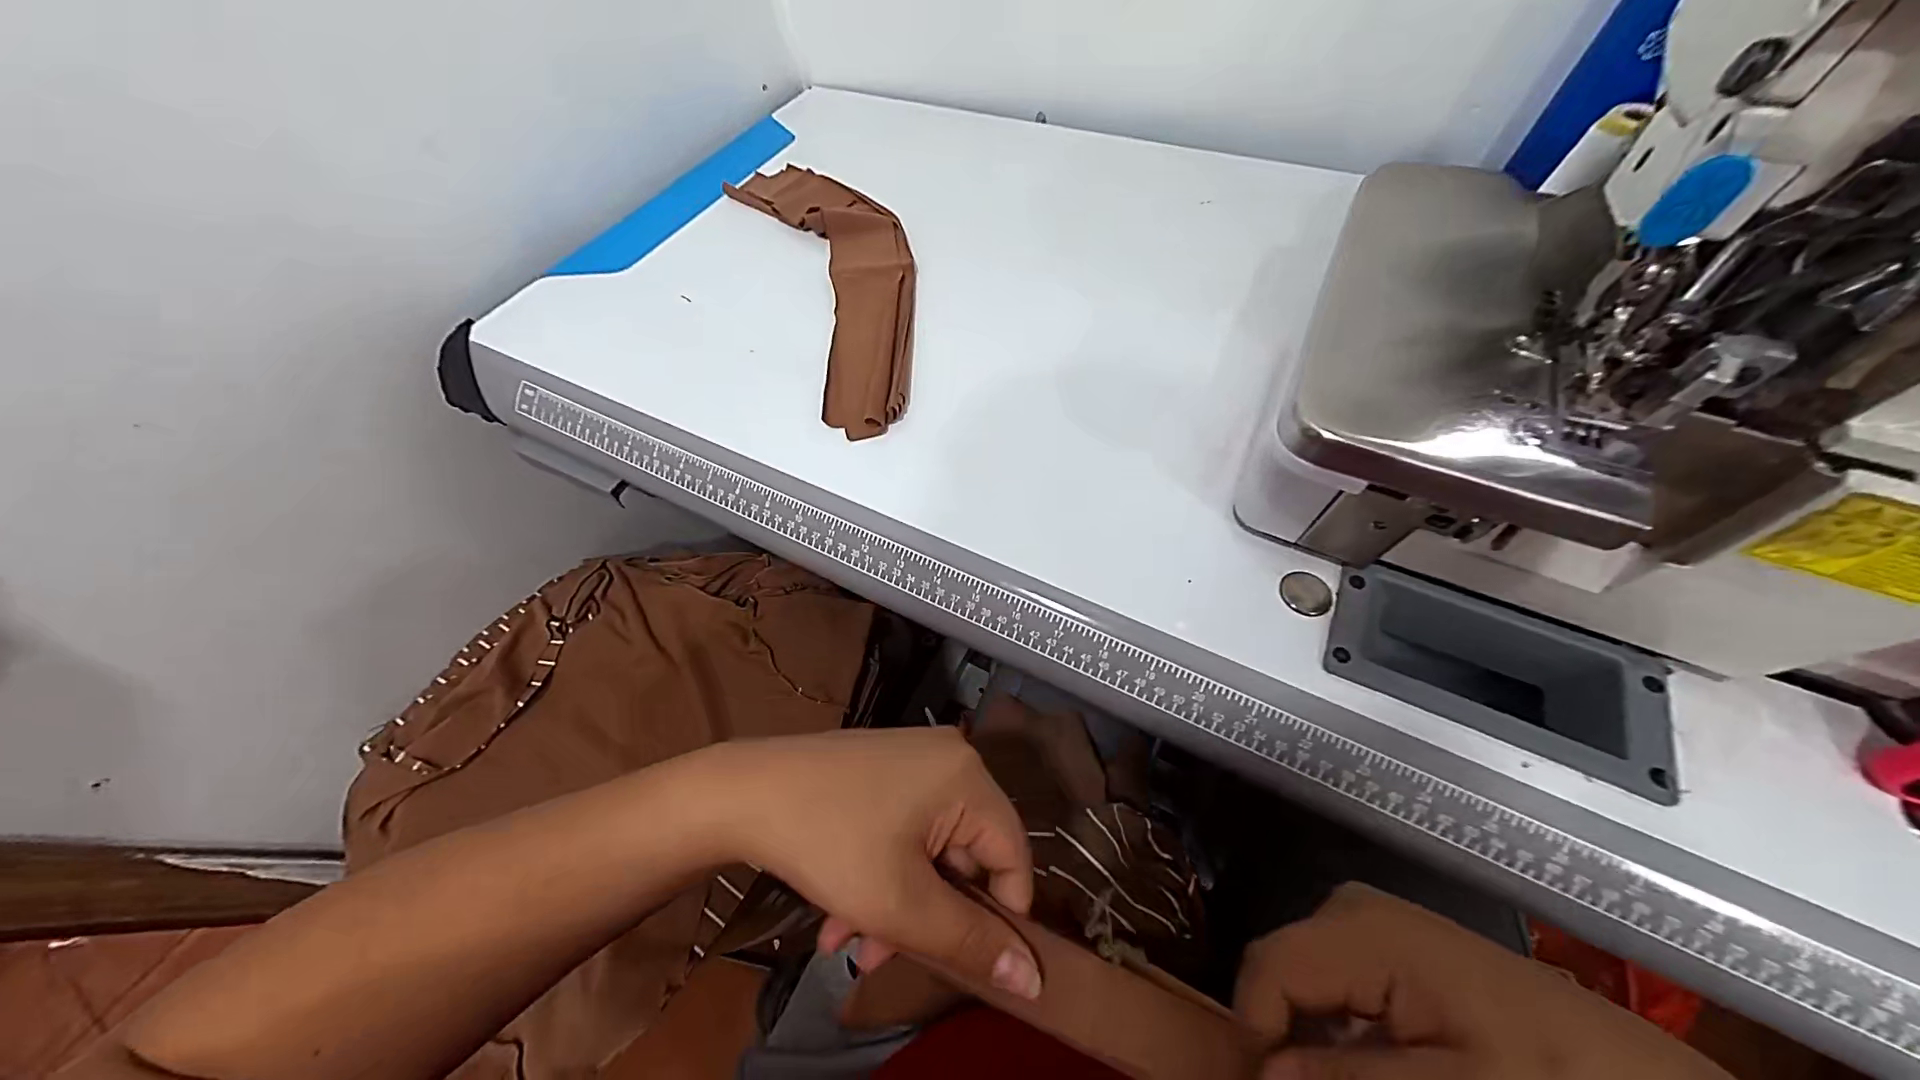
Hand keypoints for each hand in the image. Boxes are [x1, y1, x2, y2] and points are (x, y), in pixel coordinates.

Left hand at [695, 728, 1041, 998]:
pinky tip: (839, 913)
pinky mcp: (882, 766)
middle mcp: (948, 757)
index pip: (1013, 857)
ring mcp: (912, 758)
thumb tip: (1031, 978)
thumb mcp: (902, 905)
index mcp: (967, 777)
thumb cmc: (829, 842)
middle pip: (964, 854)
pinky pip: (902, 826)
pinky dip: (882, 870)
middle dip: (929, 914)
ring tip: (850, 943)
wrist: (743, 791)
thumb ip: (971, 943)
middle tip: (885, 955)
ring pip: (927, 848)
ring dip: (897, 903)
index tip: (963, 958)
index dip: (996, 916)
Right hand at [1234, 883, 1731, 1079]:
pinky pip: (1334, 983)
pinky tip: (1366, 1067)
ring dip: (1309, 1038)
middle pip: (1280, 971)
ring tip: (1335, 1079)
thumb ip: (1348, 1077)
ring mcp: (1370, 922)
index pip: (1268, 968)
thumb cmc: (1552, 1078)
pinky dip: (1337, 1031)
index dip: (1257, 1036)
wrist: (1640, 1078)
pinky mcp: (1388, 944)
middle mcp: (1351, 908)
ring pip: (1301, 980)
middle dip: (1283, 1037)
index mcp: (1362, 928)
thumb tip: (1263, 1074)